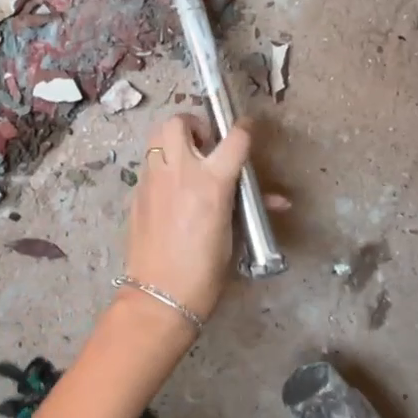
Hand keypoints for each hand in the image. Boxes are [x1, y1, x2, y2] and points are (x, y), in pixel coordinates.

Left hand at [124, 114, 251, 322]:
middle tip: (205, 144)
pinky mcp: (136, 192)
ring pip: (156, 135)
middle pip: (179, 121)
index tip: (247, 128)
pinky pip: (149, 163)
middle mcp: (179, 171)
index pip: (234, 139)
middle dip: (194, 124)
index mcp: (211, 182)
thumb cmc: (204, 273)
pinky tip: (170, 188)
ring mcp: (153, 179)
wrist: (159, 296)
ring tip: (186, 160)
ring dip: (173, 139)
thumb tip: (281, 201)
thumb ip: (250, 208)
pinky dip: (161, 164)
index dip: (244, 129)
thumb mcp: (234, 238)